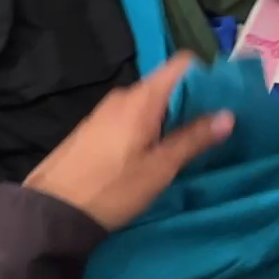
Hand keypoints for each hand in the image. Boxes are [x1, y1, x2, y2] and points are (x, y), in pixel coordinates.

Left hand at [25, 54, 232, 229]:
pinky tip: (155, 150)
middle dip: (192, 100)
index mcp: (143, 98)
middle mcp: (124, 96)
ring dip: (171, 115)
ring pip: (151, 101)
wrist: (49, 214)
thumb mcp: (160, 167)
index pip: (182, 63)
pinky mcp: (95, 128)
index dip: (206, 74)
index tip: (223, 96)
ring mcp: (106, 111)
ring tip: (188, 141)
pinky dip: (151, 124)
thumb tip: (228, 115)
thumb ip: (194, 138)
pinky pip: (134, 114)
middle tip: (212, 124)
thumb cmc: (112, 188)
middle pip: (168, 84)